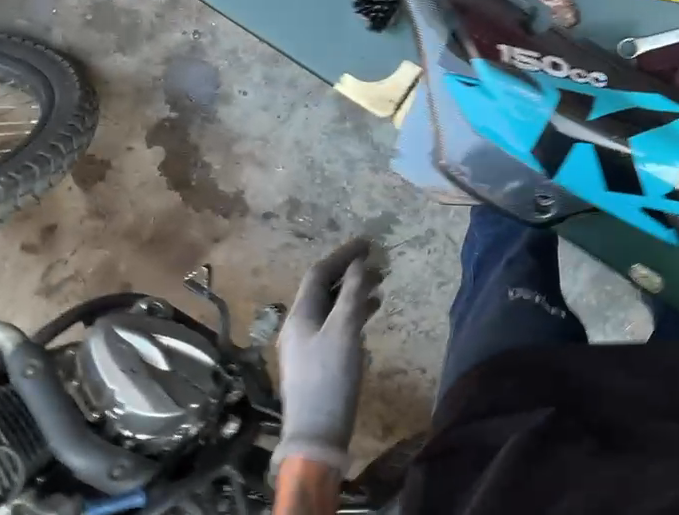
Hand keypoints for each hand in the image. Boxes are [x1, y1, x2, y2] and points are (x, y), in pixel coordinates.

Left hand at [273, 237, 384, 476]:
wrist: (316, 433)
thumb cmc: (330, 377)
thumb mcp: (344, 331)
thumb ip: (351, 294)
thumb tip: (360, 263)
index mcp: (299, 315)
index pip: (318, 273)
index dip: (343, 255)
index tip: (369, 243)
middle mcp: (298, 326)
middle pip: (323, 289)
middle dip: (350, 273)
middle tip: (379, 265)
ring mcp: (306, 345)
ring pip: (331, 307)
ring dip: (353, 293)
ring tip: (380, 288)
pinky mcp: (317, 361)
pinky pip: (335, 325)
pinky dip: (353, 313)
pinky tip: (370, 316)